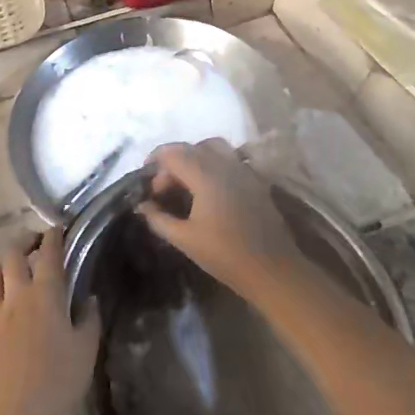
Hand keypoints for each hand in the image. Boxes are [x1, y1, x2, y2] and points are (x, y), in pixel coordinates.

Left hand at [0, 227, 100, 414]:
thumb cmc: (56, 384)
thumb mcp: (86, 352)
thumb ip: (89, 321)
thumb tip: (89, 298)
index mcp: (45, 294)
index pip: (48, 253)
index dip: (53, 235)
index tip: (58, 226)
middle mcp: (17, 297)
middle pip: (11, 256)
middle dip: (23, 241)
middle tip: (36, 242)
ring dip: (1, 264)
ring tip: (13, 266)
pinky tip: (7, 304)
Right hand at [135, 139, 306, 300]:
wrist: (272, 269)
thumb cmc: (225, 255)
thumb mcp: (186, 239)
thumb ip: (159, 219)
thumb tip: (142, 206)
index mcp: (205, 174)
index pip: (173, 154)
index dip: (156, 166)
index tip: (149, 187)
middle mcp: (224, 163)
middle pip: (191, 147)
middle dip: (172, 162)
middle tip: (162, 187)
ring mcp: (243, 168)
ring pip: (213, 146)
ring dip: (194, 155)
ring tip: (186, 179)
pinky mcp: (255, 178)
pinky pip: (230, 157)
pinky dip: (214, 162)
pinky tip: (210, 186)